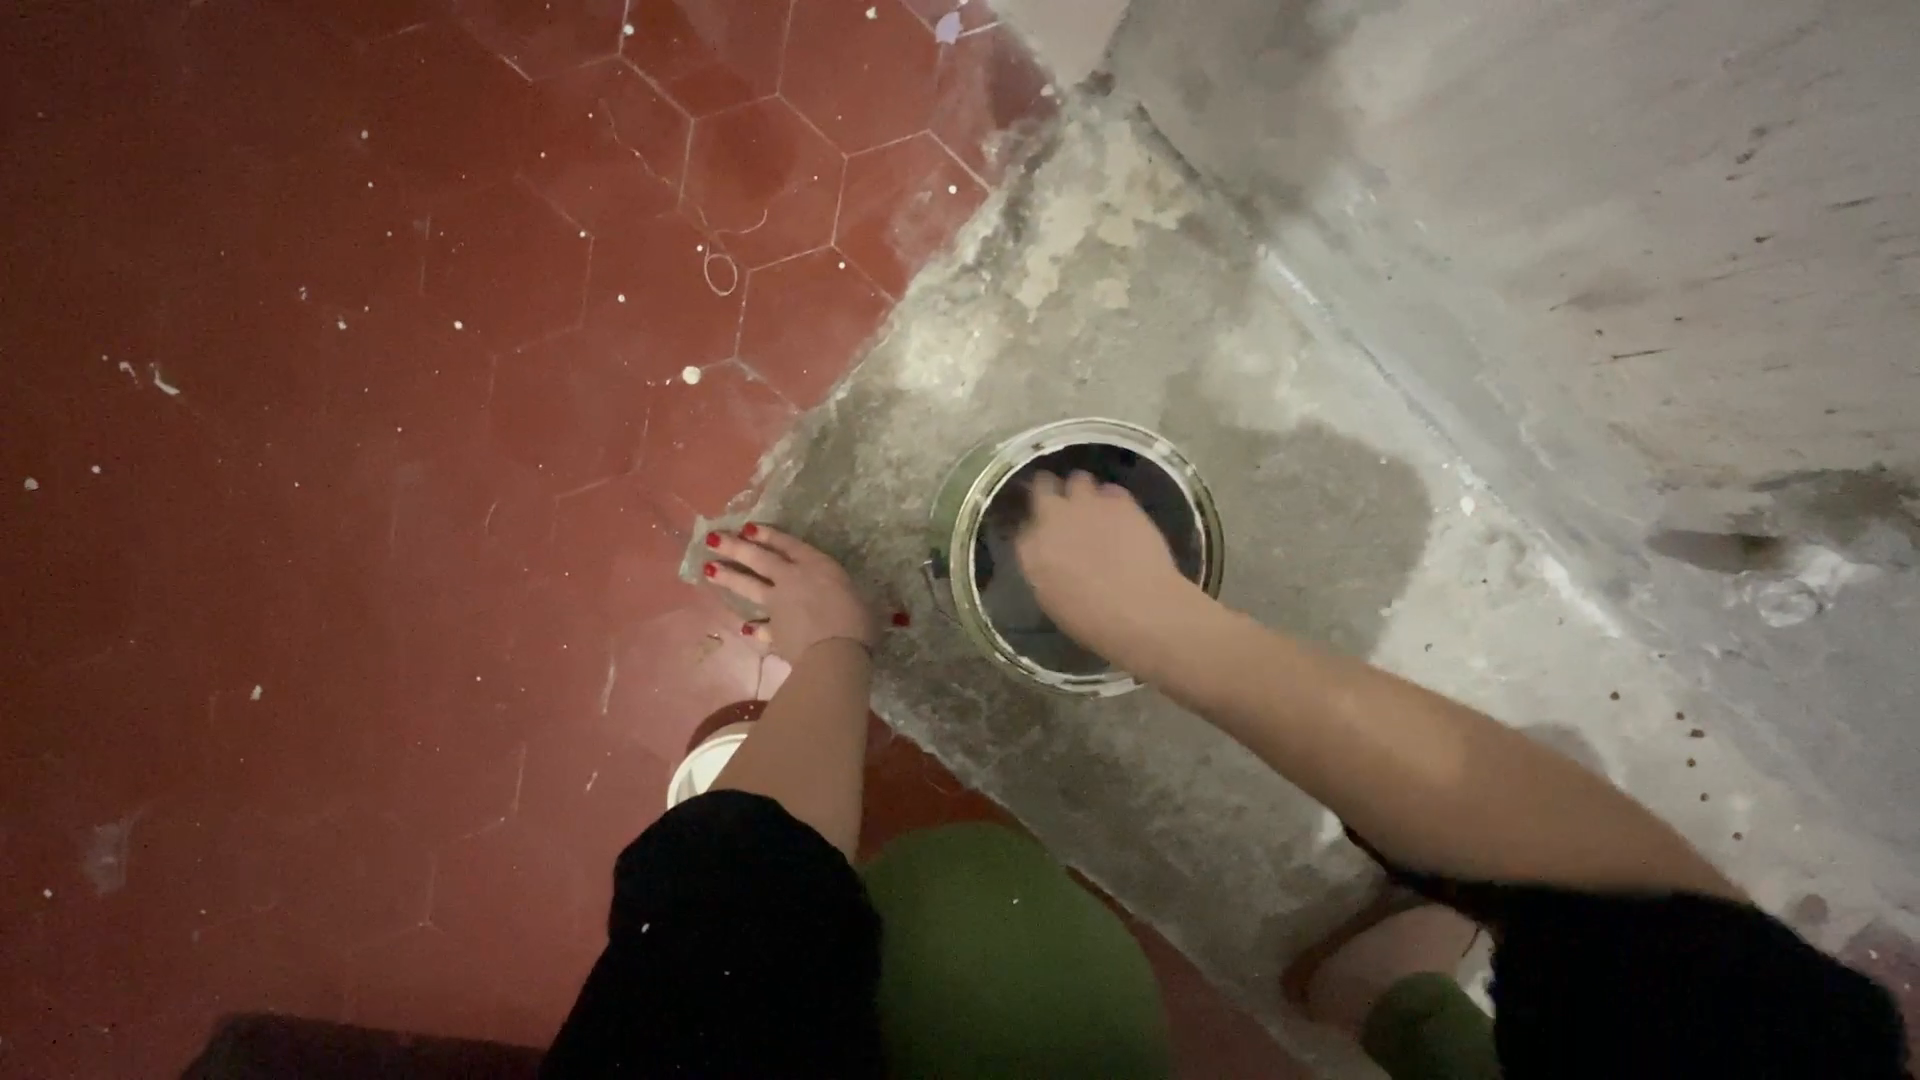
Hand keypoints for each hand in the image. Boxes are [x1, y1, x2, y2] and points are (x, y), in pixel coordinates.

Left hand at [704, 524, 873, 664]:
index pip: (788, 545)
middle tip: (712, 539)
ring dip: (728, 578)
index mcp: (817, 566)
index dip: (769, 535)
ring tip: (708, 570)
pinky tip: (745, 628)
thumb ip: (856, 599)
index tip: (749, 527)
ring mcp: (779, 606)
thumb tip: (876, 606)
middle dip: (735, 548)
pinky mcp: (775, 632)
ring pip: (749, 587)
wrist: (835, 655)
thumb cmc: (858, 621)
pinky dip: (753, 627)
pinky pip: (761, 628)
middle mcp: (792, 580)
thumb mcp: (866, 602)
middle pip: (759, 560)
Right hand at [1013, 471, 1196, 663]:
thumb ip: (1045, 569)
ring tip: (1096, 507)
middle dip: (1051, 492)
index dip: (1038, 526)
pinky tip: (1123, 516)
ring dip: (1083, 491)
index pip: (1025, 525)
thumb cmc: (1093, 620)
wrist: (1141, 609)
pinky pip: (1111, 490)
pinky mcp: (1119, 500)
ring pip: (1078, 479)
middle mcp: (1052, 517)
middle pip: (1043, 487)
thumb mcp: (1052, 599)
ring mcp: (1086, 504)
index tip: (1047, 534)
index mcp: (1031, 549)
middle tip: (1064, 505)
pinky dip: (1113, 500)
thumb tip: (1052, 557)